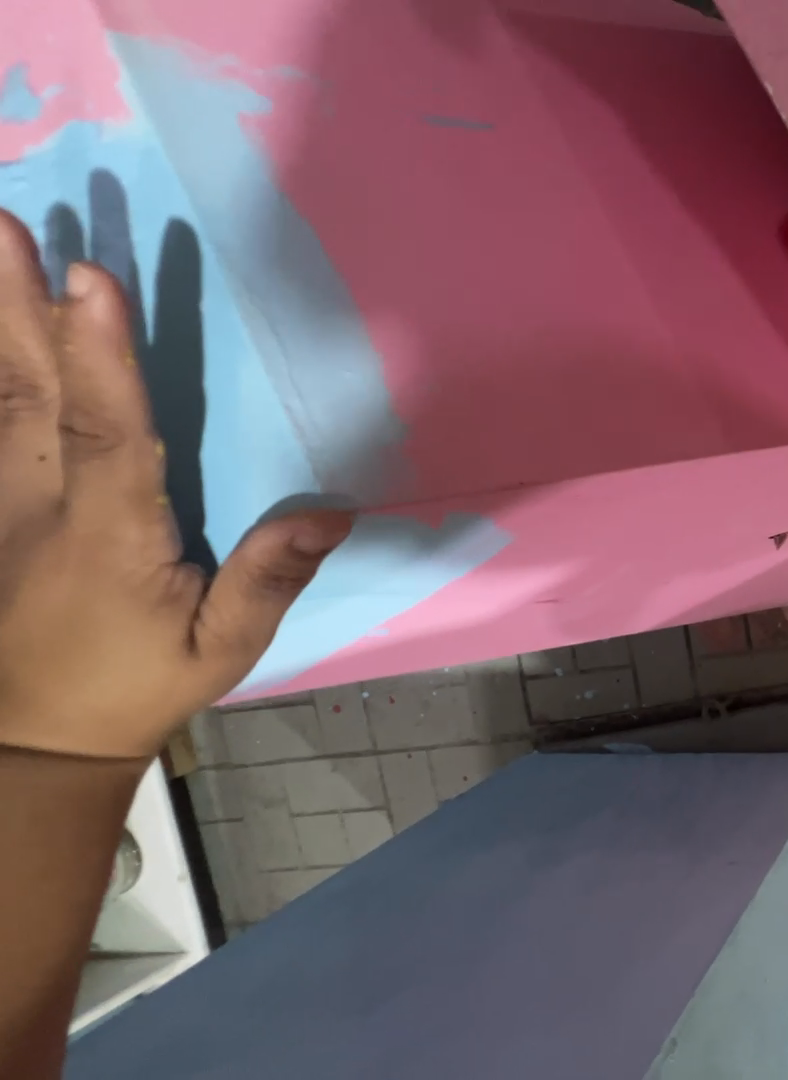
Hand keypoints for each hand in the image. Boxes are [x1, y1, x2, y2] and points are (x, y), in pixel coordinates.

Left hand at [0, 213, 350, 760]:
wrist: (26, 734)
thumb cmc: (139, 683)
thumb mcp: (227, 645)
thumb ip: (270, 579)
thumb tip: (333, 513)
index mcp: (109, 535)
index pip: (106, 433)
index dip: (98, 357)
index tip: (88, 279)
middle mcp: (36, 504)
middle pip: (26, 393)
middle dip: (13, 306)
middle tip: (2, 219)